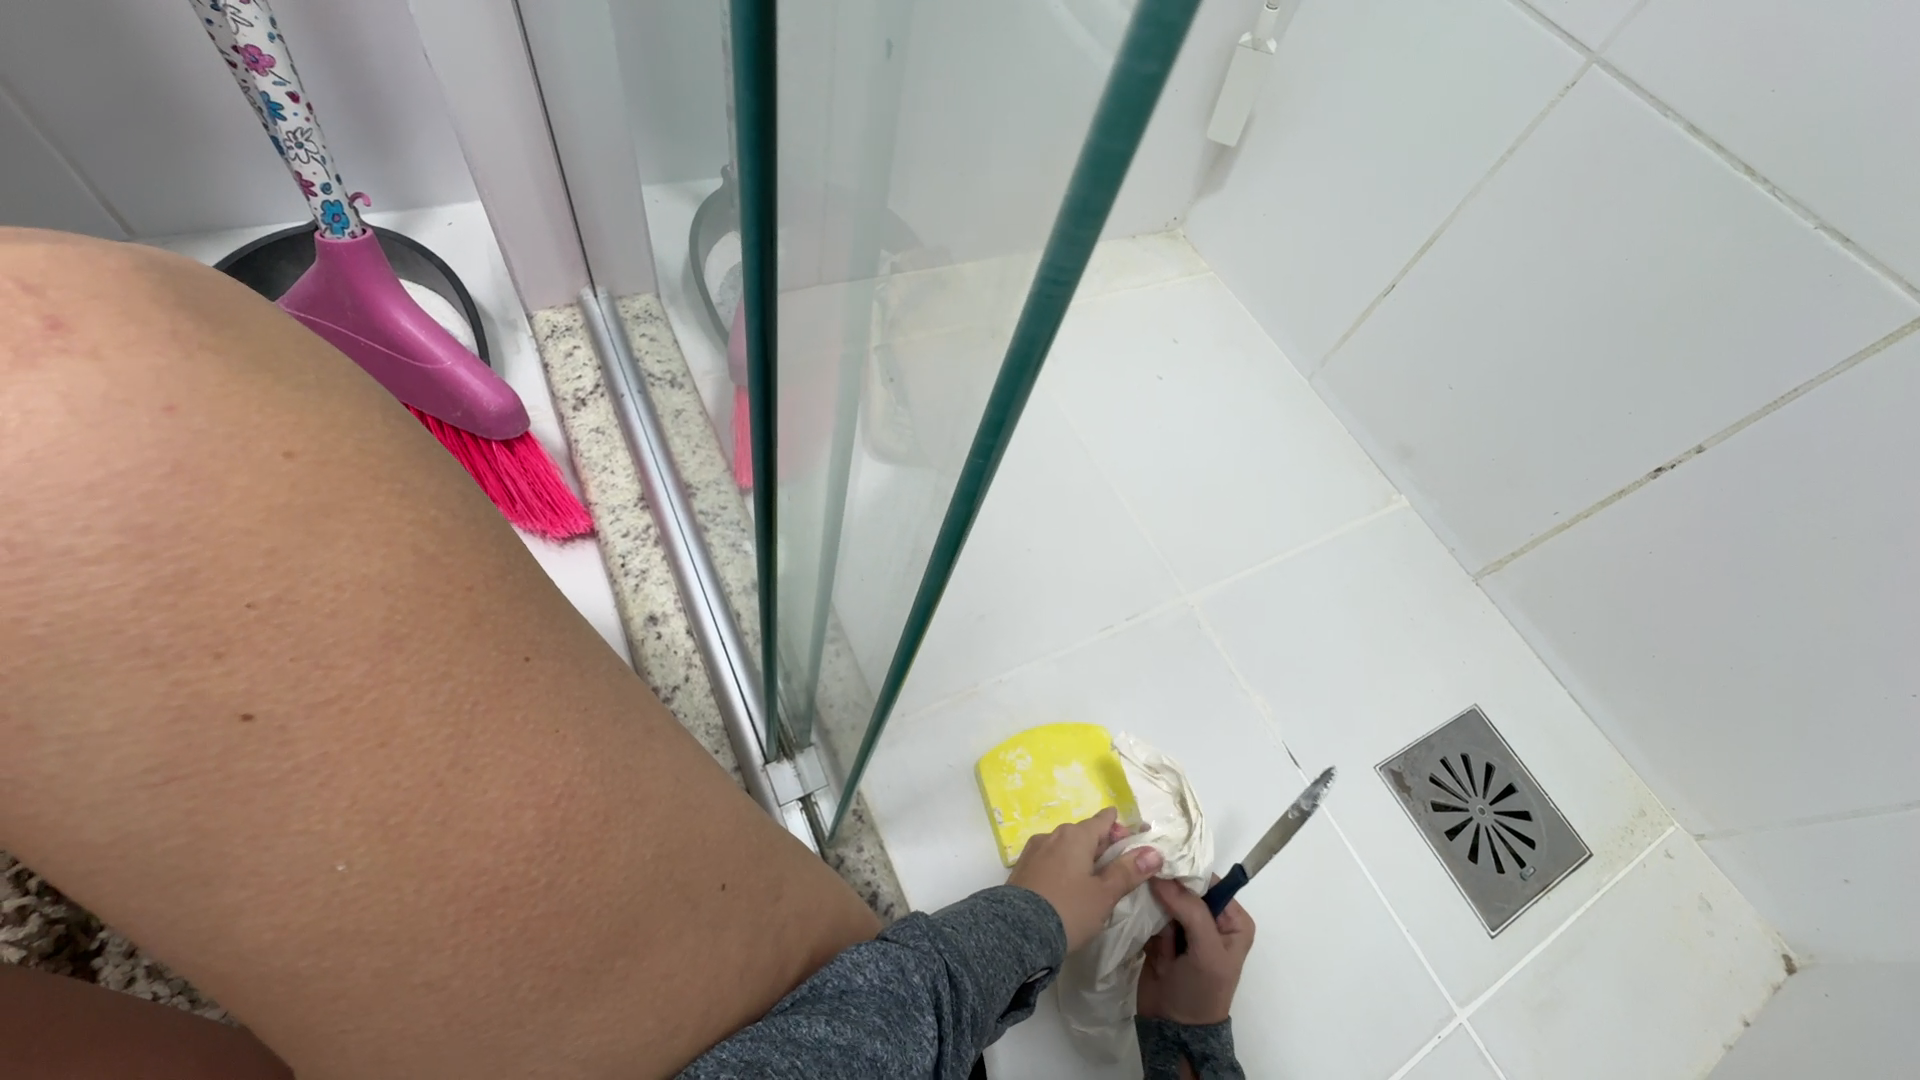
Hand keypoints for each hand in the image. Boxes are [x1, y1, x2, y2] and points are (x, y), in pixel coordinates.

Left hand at [1007, 808, 1163, 951]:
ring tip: (1093, 878)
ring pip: (1065, 845)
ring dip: (1081, 855)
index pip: (1103, 820)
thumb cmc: (1068, 910)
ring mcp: (1034, 850)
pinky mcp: (1022, 868)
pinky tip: (1067, 885)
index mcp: (1076, 836)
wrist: (1017, 932)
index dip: (1120, 827)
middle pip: (1084, 832)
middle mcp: (1053, 835)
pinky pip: (1050, 858)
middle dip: (1102, 844)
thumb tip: (1154, 851)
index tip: (1132, 838)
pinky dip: (1063, 865)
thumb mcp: (1104, 894)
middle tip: (1117, 865)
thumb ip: (1128, 871)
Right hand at [1136, 877, 1254, 1025]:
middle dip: (1164, 884)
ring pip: (1163, 896)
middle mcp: (1210, 918)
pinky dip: (1140, 911)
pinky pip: (1148, 911)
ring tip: (1137, 897)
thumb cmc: (1202, 992)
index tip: (1161, 859)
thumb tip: (1161, 875)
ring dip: (1150, 899)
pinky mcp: (1160, 934)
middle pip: (1183, 885)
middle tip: (1144, 876)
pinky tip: (1132, 909)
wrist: (1172, 1029)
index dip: (1185, 870)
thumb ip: (1191, 911)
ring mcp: (1183, 926)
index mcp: (1232, 920)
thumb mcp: (1207, 951)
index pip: (1209, 881)